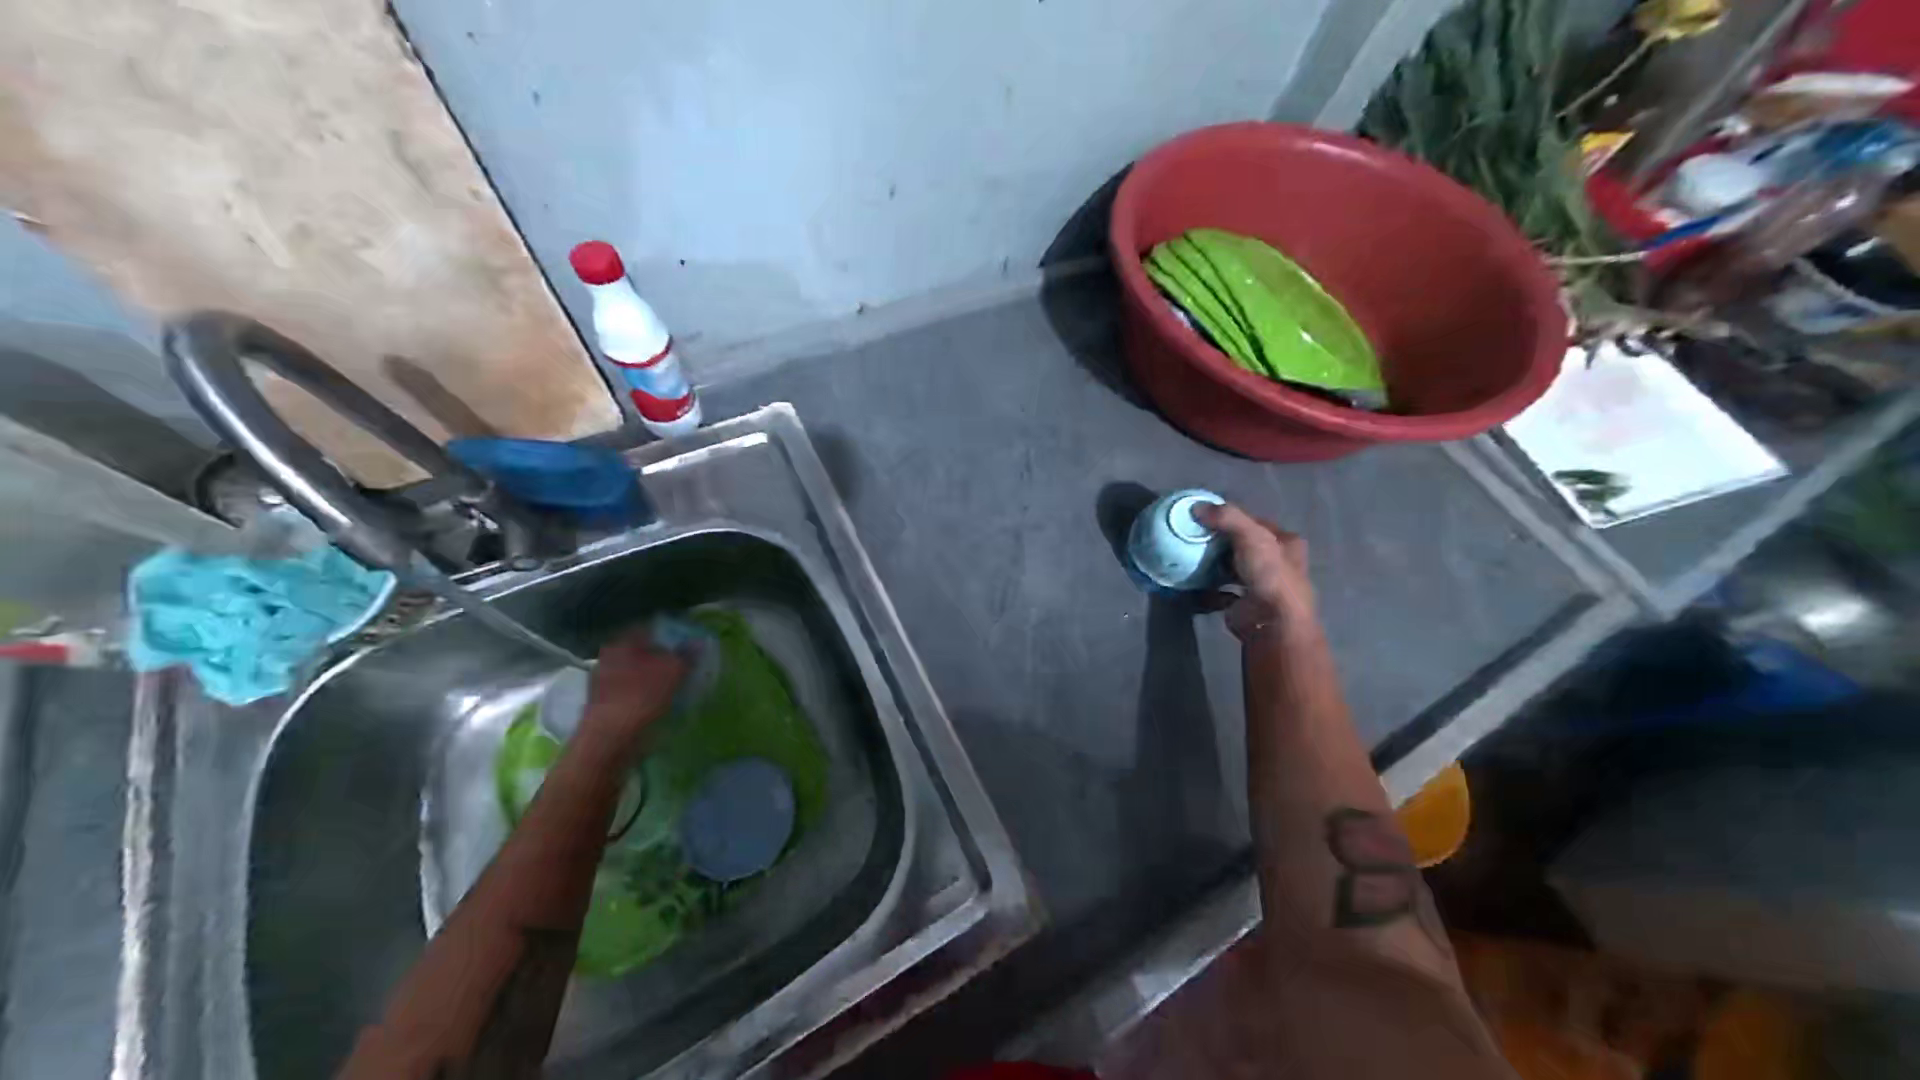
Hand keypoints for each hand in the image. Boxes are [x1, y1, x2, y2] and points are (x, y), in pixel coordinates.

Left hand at [579, 629, 688, 747]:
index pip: (650, 629)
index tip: (689, 643)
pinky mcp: (605, 706)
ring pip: (637, 673)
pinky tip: (662, 704)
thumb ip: (687, 654)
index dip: (672, 634)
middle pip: (642, 652)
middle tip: (686, 664)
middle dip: (663, 657)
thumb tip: (698, 642)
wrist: (609, 742)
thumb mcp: (673, 671)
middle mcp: (608, 659)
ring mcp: (603, 683)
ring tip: (678, 686)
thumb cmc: (641, 698)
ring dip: (655, 678)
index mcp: (621, 643)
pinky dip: (646, 696)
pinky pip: (632, 693)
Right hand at [1193, 502, 1317, 642]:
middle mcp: (1279, 564)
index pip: (1256, 523)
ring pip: (1233, 568)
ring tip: (1190, 557)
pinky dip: (1208, 587)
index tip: (1206, 517)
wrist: (1272, 621)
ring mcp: (1262, 586)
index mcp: (1287, 543)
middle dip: (1220, 542)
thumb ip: (1226, 517)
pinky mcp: (1246, 604)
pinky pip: (1222, 590)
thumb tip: (1196, 507)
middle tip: (1195, 537)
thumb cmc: (1269, 573)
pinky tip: (1194, 582)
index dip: (1232, 518)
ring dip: (1214, 565)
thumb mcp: (1251, 535)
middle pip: (1243, 545)